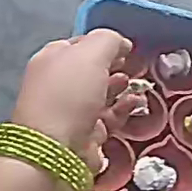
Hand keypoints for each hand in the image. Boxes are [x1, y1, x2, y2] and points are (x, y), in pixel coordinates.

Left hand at [10, 29, 138, 171]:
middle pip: (92, 71)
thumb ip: (109, 41)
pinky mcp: (87, 134)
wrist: (57, 150)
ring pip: (102, 94)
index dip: (104, 44)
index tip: (127, 48)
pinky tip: (137, 102)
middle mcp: (60, 84)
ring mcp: (73, 111)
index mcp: (53, 59)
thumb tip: (122, 45)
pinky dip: (124, 109)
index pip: (80, 45)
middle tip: (135, 66)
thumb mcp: (90, 54)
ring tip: (138, 83)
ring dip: (121, 87)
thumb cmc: (70, 94)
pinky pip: (110, 117)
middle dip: (114, 66)